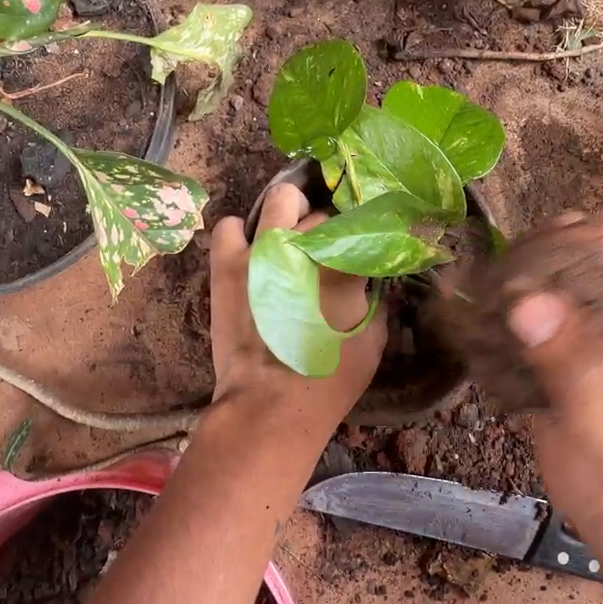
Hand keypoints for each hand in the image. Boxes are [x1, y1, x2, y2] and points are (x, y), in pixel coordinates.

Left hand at [204, 183, 384, 445]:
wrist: (271, 405)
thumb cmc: (329, 379)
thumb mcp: (373, 339)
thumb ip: (374, 298)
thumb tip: (368, 280)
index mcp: (345, 260)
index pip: (358, 224)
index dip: (358, 237)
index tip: (357, 248)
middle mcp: (305, 243)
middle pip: (322, 211)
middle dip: (325, 227)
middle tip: (322, 250)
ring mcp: (262, 248)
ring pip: (281, 198)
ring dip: (289, 214)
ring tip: (287, 238)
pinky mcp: (228, 263)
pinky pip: (231, 225)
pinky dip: (242, 233)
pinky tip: (250, 250)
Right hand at [507, 214, 602, 595]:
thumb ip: (574, 360)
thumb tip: (525, 301)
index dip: (551, 256)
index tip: (504, 291)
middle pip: (575, 242)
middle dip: (527, 266)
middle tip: (485, 303)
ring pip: (552, 260)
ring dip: (513, 282)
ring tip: (481, 315)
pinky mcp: (584, 326)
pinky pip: (541, 290)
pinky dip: (510, 303)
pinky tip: (486, 328)